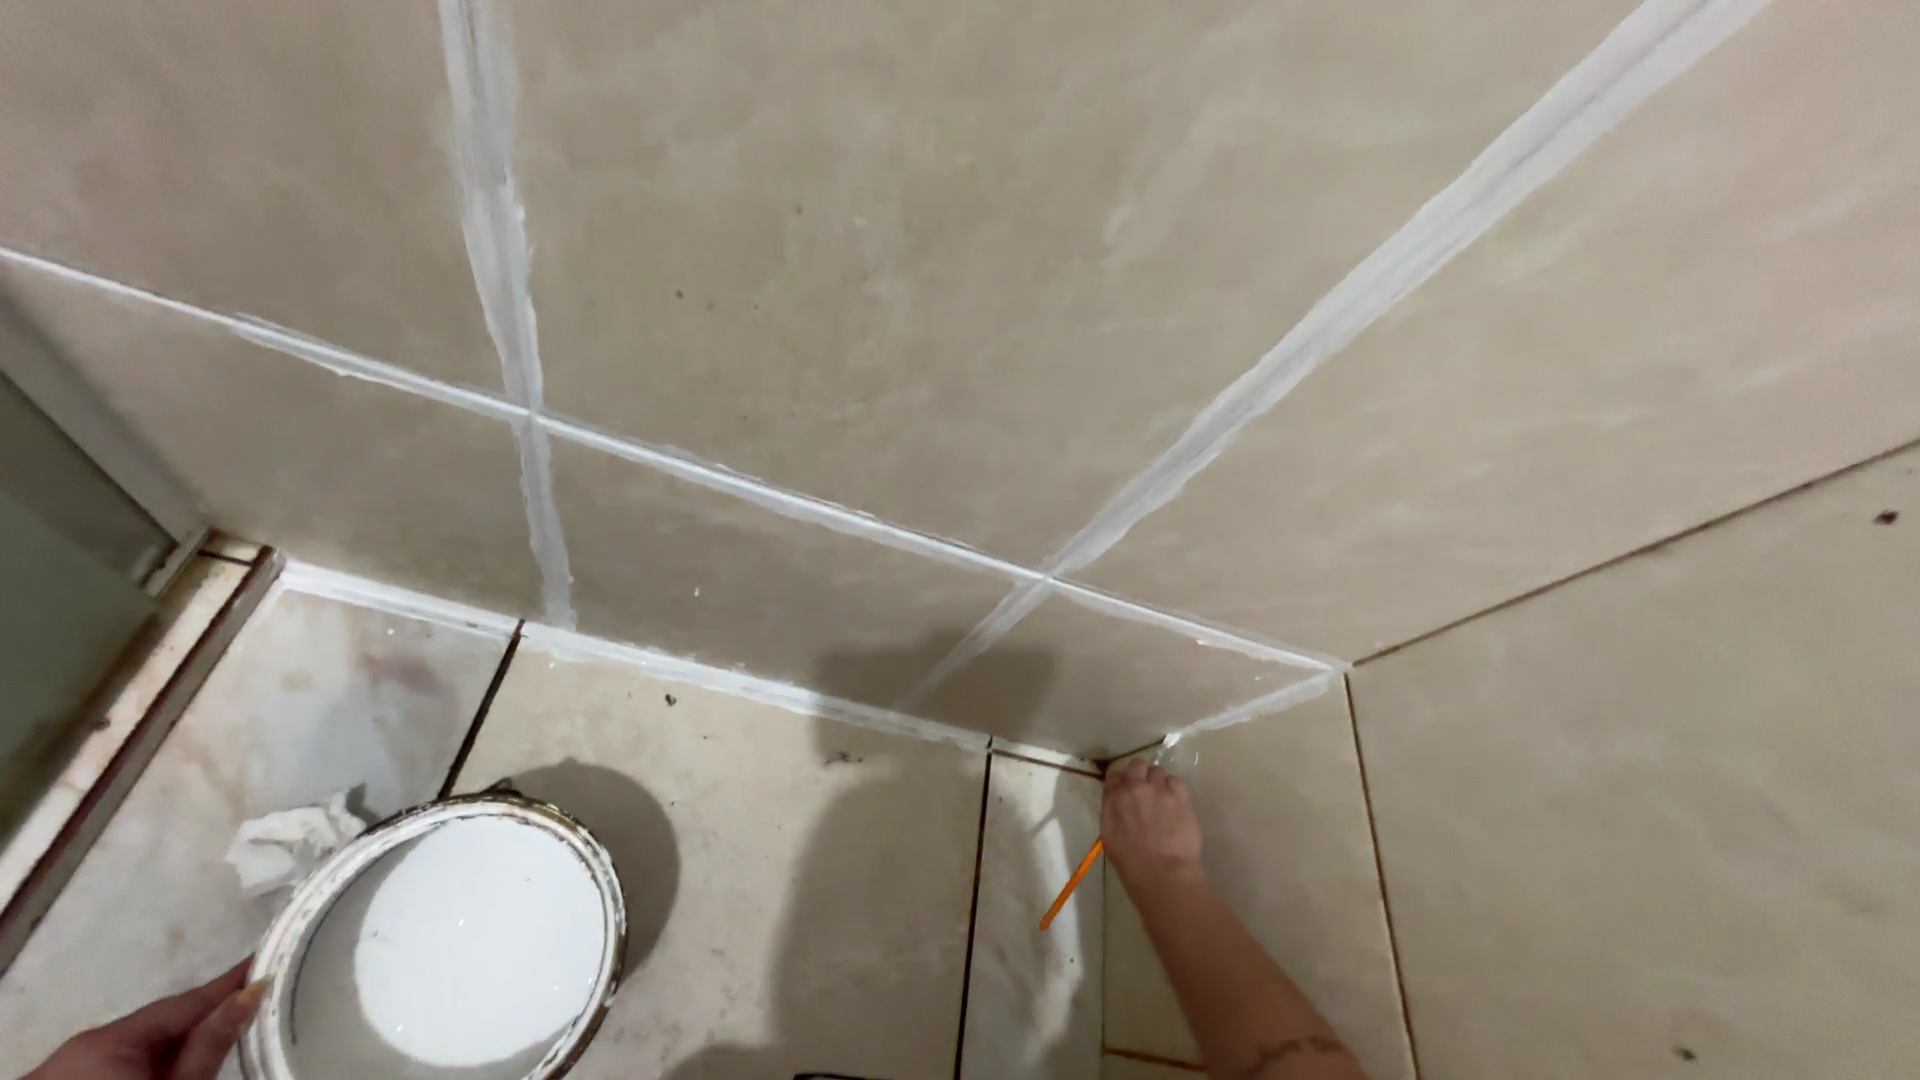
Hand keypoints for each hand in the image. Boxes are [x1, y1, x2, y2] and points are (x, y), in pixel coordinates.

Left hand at [24, 961, 265, 1079]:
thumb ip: (211, 1042)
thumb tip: (253, 990)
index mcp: (108, 1039)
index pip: (187, 1001)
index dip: (231, 982)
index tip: (270, 959)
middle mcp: (78, 1045)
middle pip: (159, 1020)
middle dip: (201, 1014)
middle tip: (251, 1003)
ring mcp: (56, 1067)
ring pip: (134, 1041)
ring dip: (173, 1038)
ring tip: (212, 1037)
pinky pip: (108, 1060)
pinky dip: (142, 1057)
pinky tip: (165, 1064)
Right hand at [1102, 760, 1202, 886]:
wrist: (1161, 872)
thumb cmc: (1130, 862)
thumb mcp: (1109, 835)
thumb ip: (1112, 811)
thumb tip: (1118, 803)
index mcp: (1113, 798)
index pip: (1114, 776)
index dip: (1121, 781)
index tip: (1125, 790)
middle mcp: (1134, 787)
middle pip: (1136, 765)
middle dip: (1140, 773)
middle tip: (1145, 790)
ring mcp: (1158, 789)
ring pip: (1157, 771)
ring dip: (1158, 781)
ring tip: (1162, 797)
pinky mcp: (1180, 796)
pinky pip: (1176, 780)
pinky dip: (1174, 788)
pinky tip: (1175, 801)